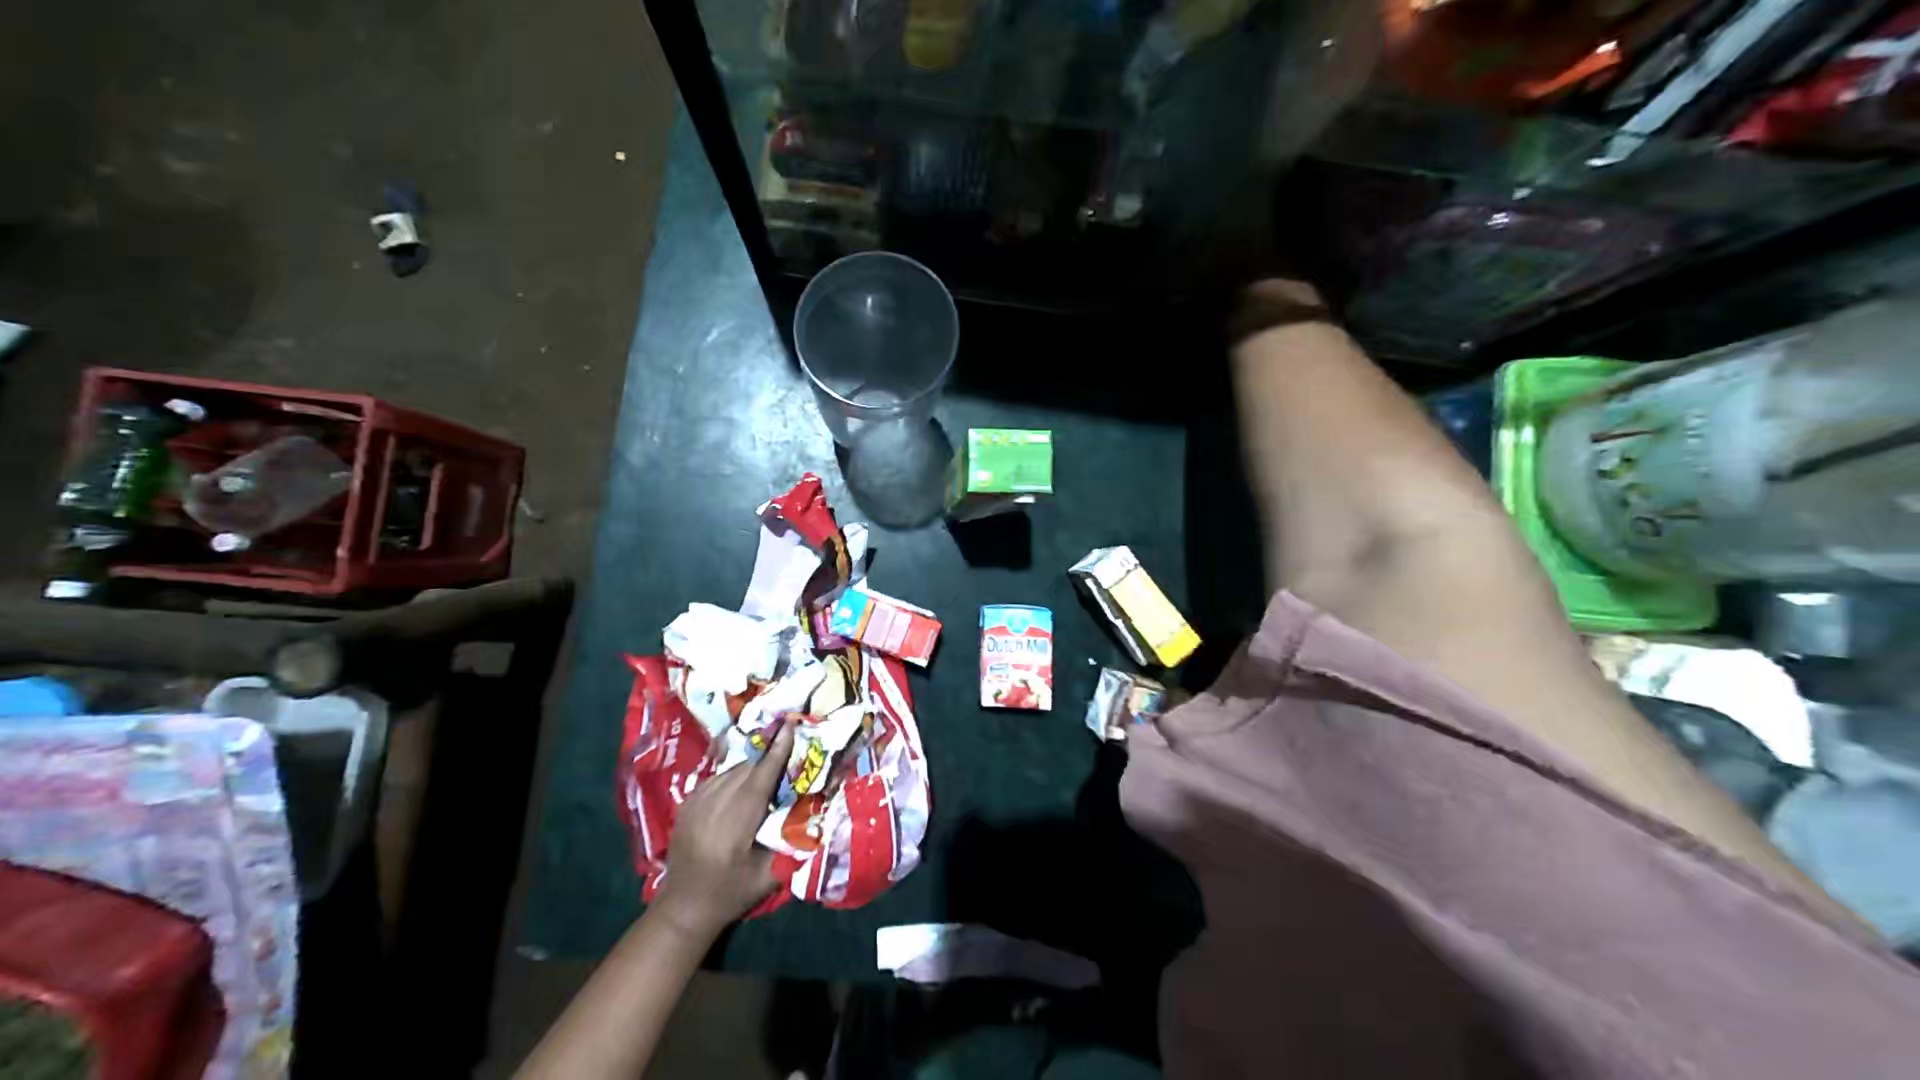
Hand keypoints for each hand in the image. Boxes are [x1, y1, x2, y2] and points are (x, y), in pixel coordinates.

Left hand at [651, 719, 794, 939]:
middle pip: (748, 768)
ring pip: (732, 771)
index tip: (790, 724)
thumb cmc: (730, 893)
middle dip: (769, 758)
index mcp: (737, 821)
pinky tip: (742, 787)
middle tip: (789, 752)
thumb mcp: (769, 875)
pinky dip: (734, 777)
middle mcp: (714, 804)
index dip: (778, 750)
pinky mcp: (687, 803)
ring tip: (768, 771)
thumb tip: (817, 813)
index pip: (761, 776)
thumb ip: (792, 842)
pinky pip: (717, 778)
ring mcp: (697, 801)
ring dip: (752, 768)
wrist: (682, 908)